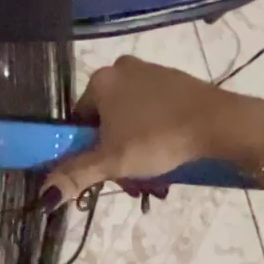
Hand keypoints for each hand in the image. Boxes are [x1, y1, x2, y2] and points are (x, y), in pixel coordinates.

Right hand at [43, 57, 263, 205]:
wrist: (218, 122)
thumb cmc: (158, 138)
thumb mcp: (113, 161)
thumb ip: (77, 174)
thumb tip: (44, 195)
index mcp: (100, 81)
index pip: (79, 120)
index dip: (87, 150)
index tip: (106, 172)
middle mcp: (121, 68)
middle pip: (106, 121)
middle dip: (117, 154)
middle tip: (133, 182)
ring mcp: (151, 72)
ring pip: (132, 119)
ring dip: (137, 150)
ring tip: (155, 177)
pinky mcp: (175, 81)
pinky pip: (155, 111)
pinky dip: (157, 134)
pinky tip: (170, 155)